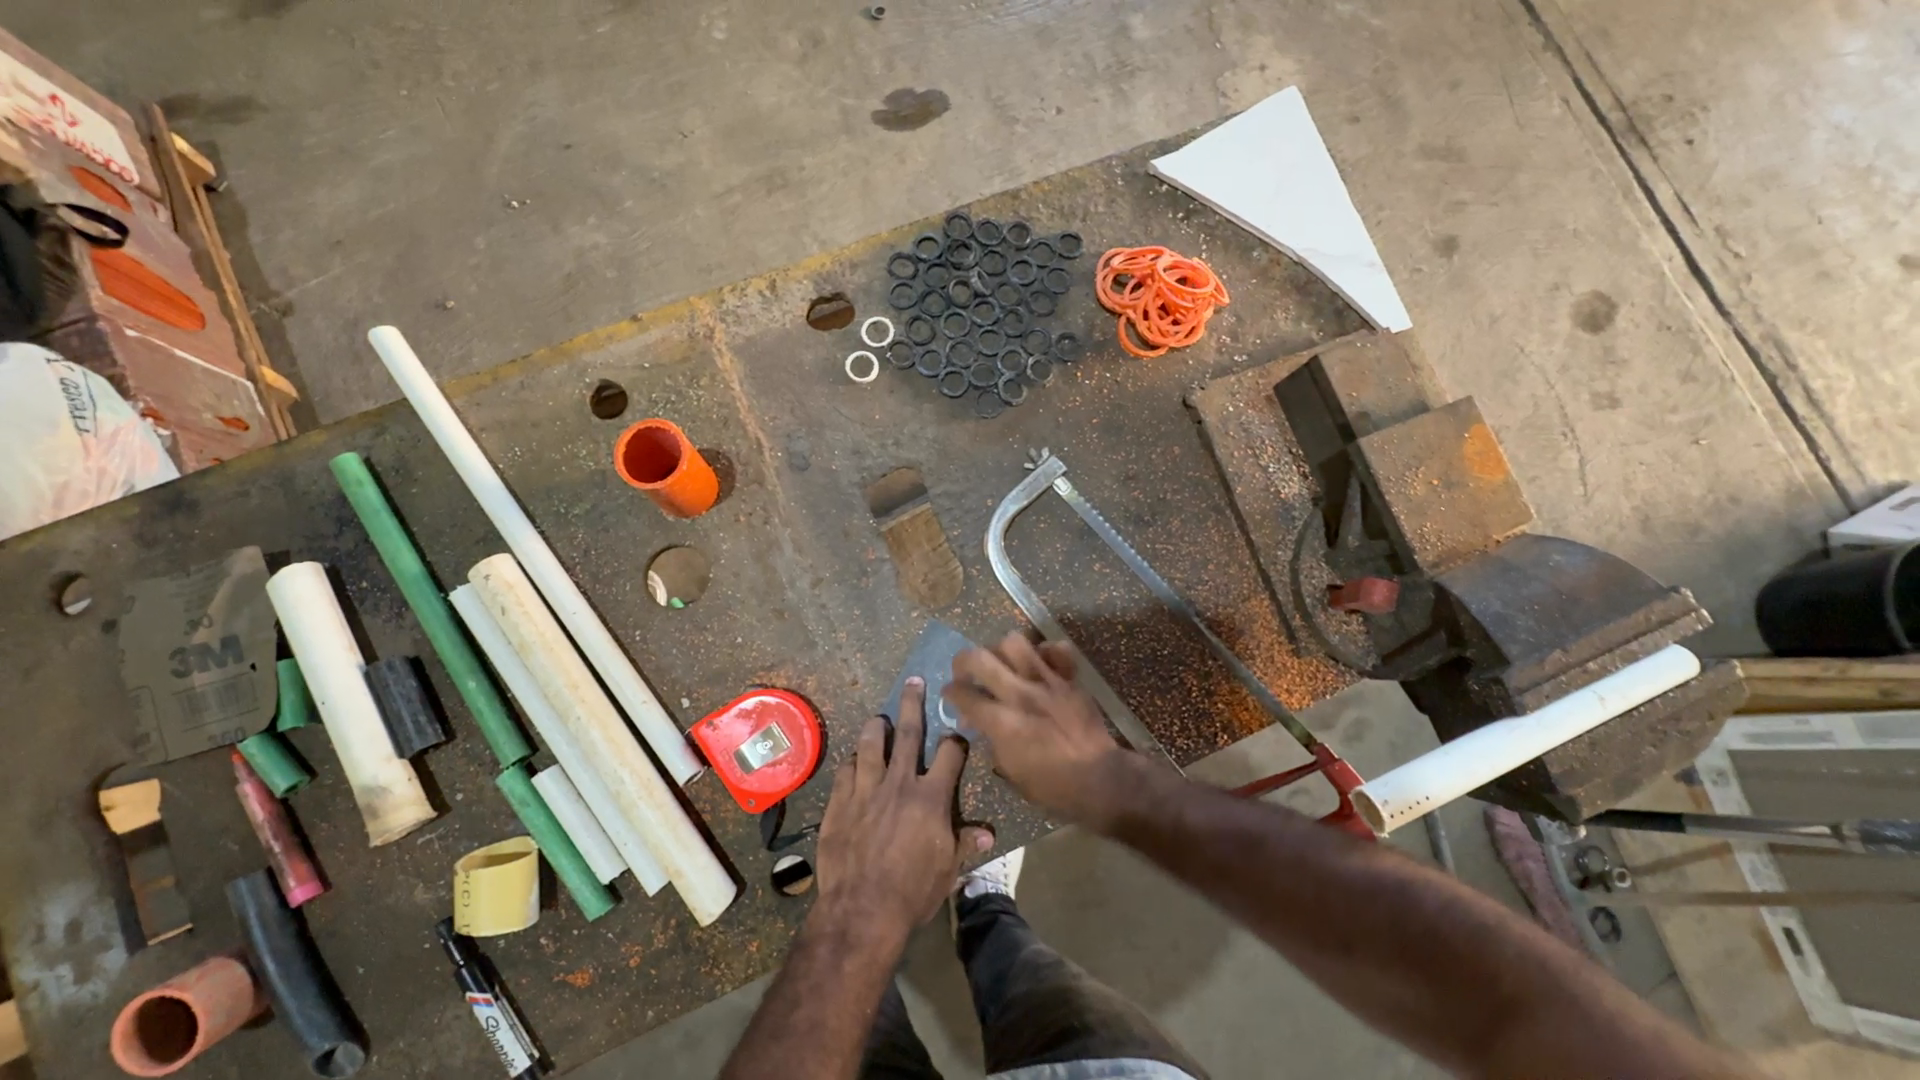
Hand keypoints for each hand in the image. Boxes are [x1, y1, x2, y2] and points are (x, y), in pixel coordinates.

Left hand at [814, 678, 993, 938]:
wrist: (862, 909)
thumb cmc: (913, 892)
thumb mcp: (948, 871)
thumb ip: (965, 844)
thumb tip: (987, 833)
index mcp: (931, 796)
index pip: (949, 753)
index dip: (955, 741)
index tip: (956, 736)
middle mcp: (899, 783)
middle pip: (907, 733)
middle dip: (912, 704)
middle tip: (913, 682)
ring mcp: (865, 790)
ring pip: (869, 745)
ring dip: (874, 728)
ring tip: (877, 718)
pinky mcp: (839, 803)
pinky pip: (845, 771)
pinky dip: (852, 763)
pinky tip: (853, 762)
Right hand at [943, 632, 1141, 830]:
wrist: (1099, 778)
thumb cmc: (1052, 785)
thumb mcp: (1010, 772)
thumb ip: (992, 741)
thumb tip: (981, 723)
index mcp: (1002, 721)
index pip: (963, 694)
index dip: (950, 693)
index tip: (950, 695)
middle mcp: (1020, 694)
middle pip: (979, 658)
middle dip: (963, 662)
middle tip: (965, 672)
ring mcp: (1047, 682)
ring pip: (1014, 642)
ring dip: (1001, 650)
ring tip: (1002, 663)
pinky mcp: (1070, 679)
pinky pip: (1056, 649)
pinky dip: (1045, 651)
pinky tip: (1039, 663)